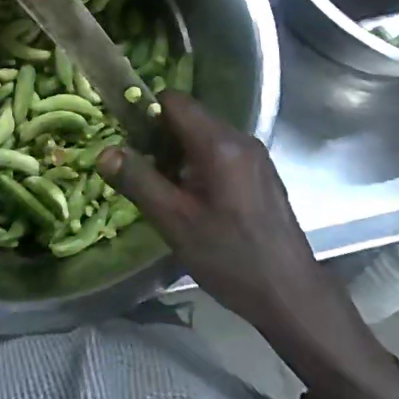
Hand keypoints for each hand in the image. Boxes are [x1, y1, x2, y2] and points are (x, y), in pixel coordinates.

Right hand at [95, 91, 327, 330]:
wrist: (294, 298)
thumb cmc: (231, 258)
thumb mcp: (175, 222)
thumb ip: (138, 181)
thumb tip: (104, 152)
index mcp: (219, 143)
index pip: (173, 100)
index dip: (146, 113)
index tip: (130, 141)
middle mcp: (240, 139)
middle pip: (189, 117)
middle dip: (161, 138)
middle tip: (144, 172)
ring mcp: (256, 156)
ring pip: (205, 135)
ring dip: (180, 153)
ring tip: (168, 192)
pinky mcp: (263, 174)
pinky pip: (222, 152)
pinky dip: (201, 164)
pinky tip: (196, 202)